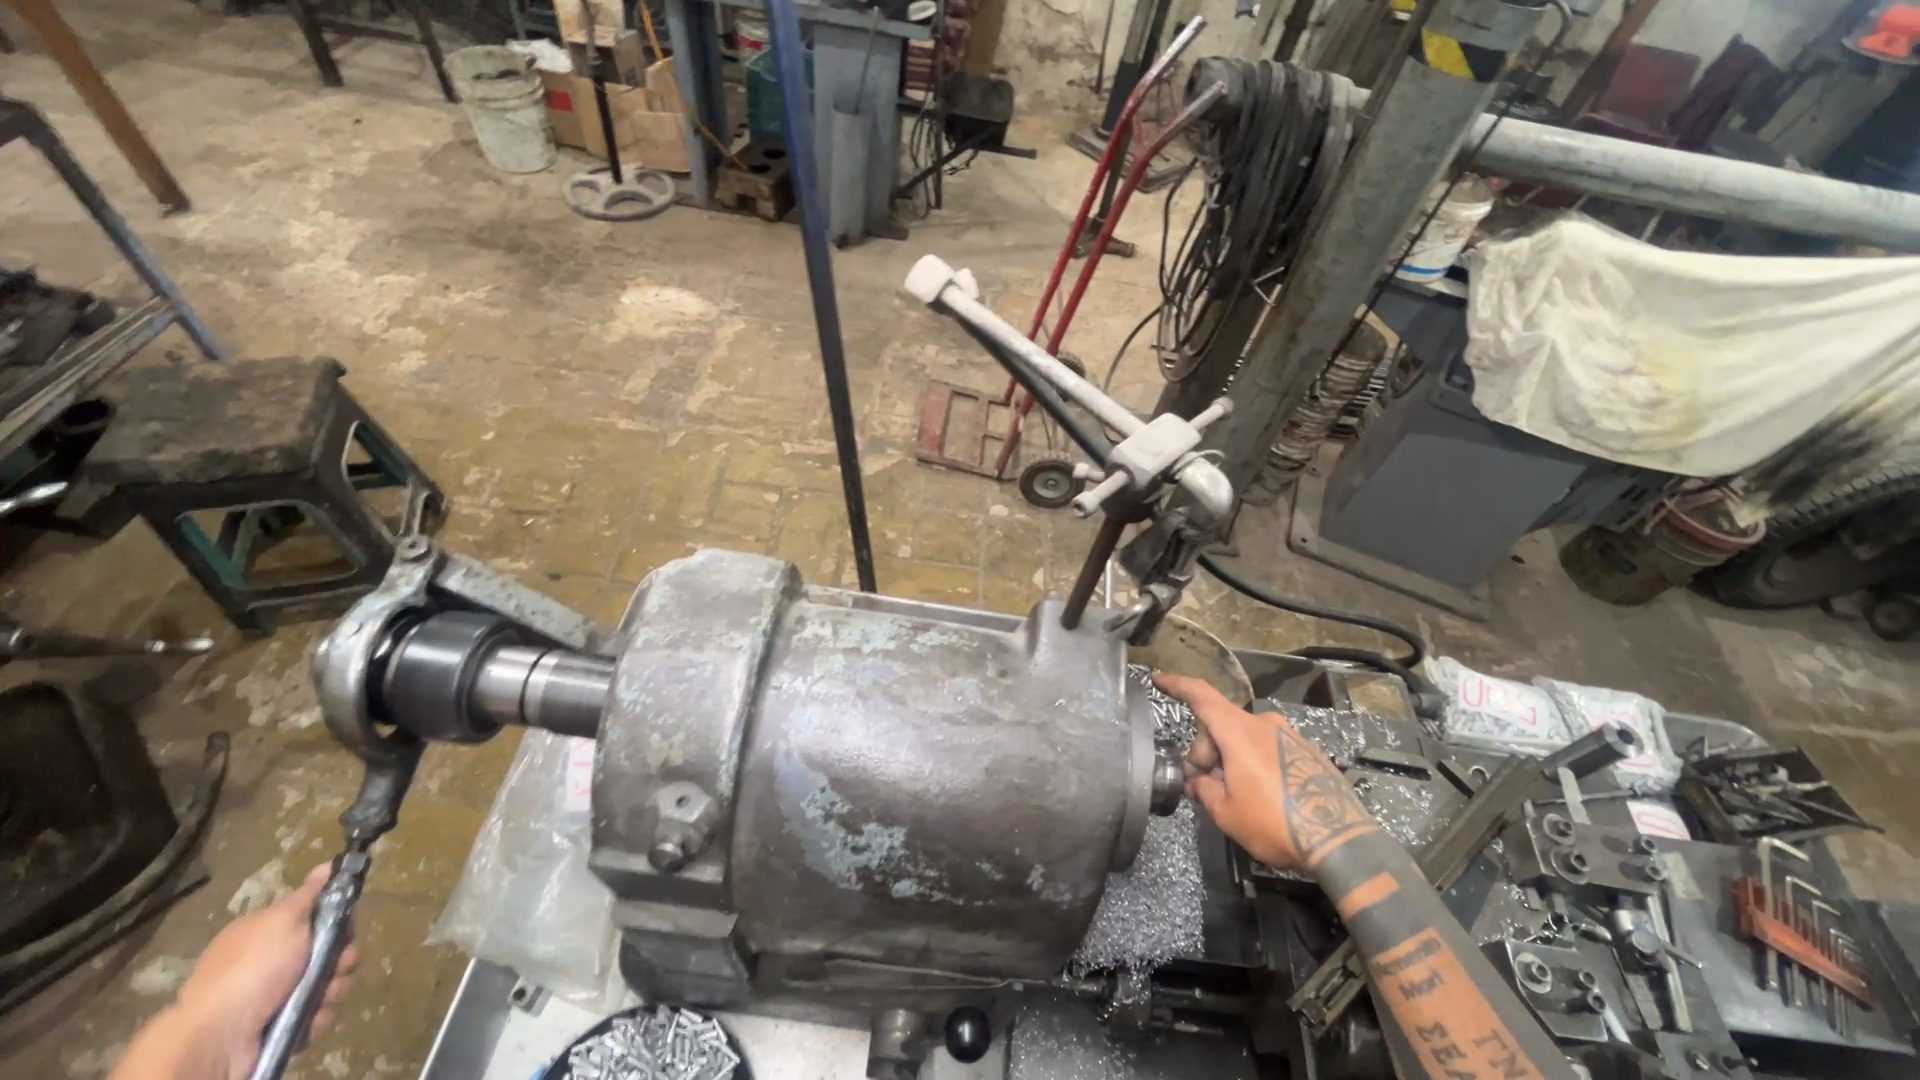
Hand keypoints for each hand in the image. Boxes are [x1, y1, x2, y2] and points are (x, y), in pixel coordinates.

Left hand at [169, 863, 358, 1079]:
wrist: (217, 1036)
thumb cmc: (252, 968)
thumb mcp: (281, 920)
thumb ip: (308, 895)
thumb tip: (327, 865)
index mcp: (268, 935)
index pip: (319, 920)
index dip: (338, 924)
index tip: (344, 929)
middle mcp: (273, 963)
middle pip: (331, 953)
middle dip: (341, 960)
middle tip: (336, 966)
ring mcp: (278, 996)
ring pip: (329, 984)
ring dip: (333, 990)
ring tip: (319, 998)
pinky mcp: (284, 1025)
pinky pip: (318, 1015)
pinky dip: (318, 1016)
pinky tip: (308, 1018)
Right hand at [1156, 672, 1377, 872]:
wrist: (1341, 842)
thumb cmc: (1274, 822)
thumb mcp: (1225, 811)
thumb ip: (1204, 788)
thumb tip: (1198, 781)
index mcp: (1239, 731)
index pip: (1201, 696)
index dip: (1176, 685)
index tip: (1157, 678)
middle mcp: (1265, 725)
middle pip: (1221, 726)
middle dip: (1205, 753)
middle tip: (1201, 787)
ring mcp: (1291, 737)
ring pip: (1245, 739)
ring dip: (1230, 761)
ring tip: (1233, 798)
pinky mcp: (1309, 753)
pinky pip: (1269, 750)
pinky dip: (1255, 764)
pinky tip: (1260, 796)